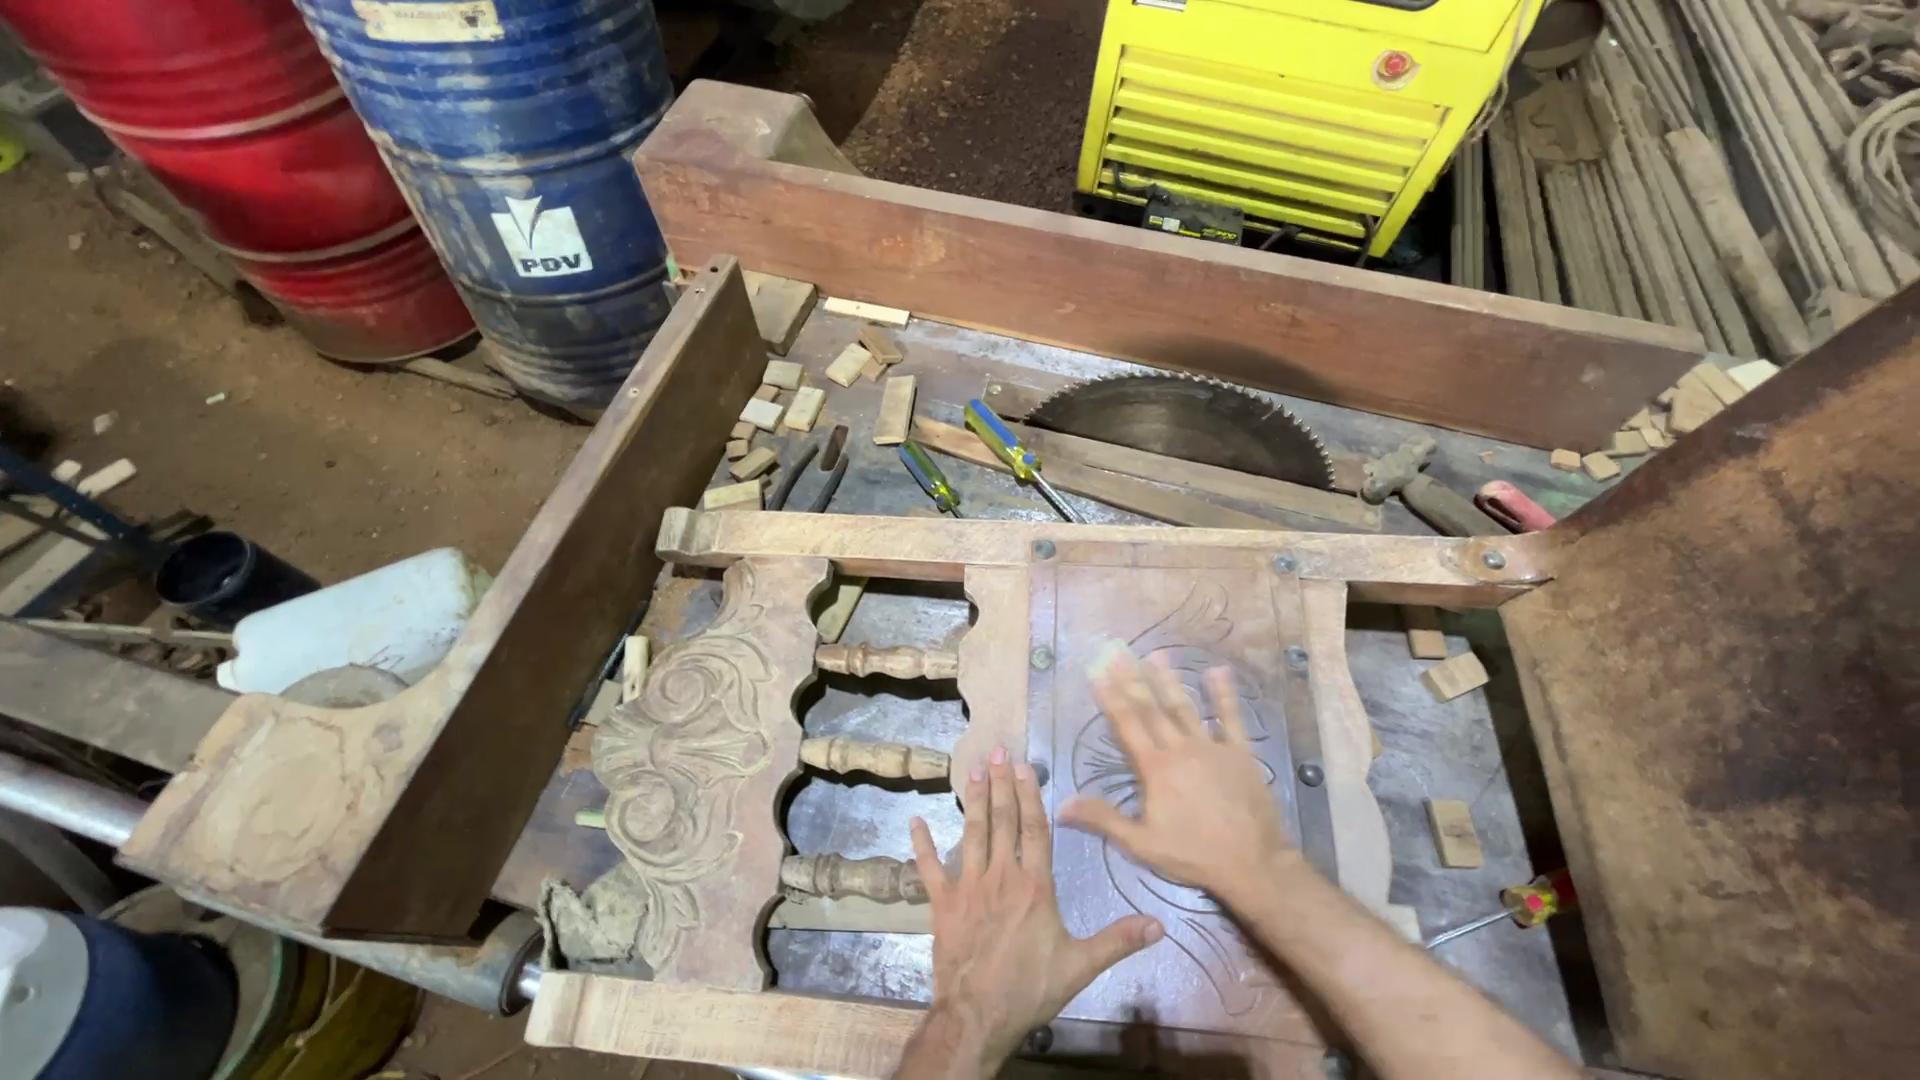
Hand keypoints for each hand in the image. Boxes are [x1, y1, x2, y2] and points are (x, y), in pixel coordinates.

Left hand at [907, 746, 1162, 1070]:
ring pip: (971, 833)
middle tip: (996, 752)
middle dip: (1000, 784)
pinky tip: (915, 820)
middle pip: (1001, 821)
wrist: (978, 1015)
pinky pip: (928, 868)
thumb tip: (1159, 924)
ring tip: (972, 771)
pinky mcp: (942, 903)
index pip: (1034, 829)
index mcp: (1035, 885)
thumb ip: (1119, 940)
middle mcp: (1001, 875)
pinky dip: (921, 844)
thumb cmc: (1031, 988)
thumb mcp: (1081, 965)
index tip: (1024, 766)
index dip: (1029, 794)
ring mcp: (968, 886)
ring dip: (972, 801)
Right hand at [1060, 650, 1299, 908]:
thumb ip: (1102, 819)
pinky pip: (1231, 718)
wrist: (1252, 863)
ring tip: (1155, 654)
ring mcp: (1212, 747)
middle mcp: (1180, 748)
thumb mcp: (1141, 843)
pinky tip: (1217, 671)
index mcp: (1155, 767)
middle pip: (1151, 708)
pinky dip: (1223, 694)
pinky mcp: (1240, 752)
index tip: (1097, 670)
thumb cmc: (1193, 854)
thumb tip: (1062, 806)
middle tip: (1117, 650)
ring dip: (1168, 679)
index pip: (1127, 724)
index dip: (1110, 696)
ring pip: (1184, 706)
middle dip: (1132, 678)